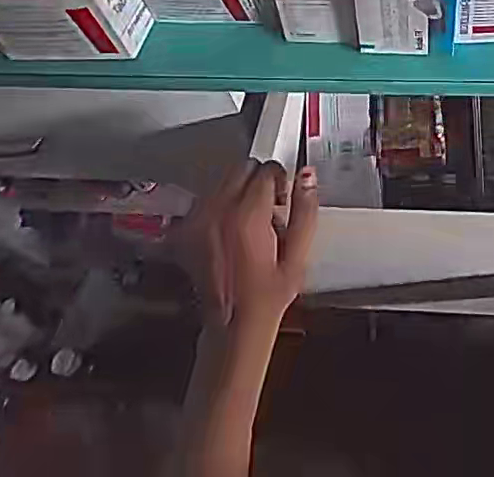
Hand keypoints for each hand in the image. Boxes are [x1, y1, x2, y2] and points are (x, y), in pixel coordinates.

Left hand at [180, 161, 318, 329]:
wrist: (231, 326)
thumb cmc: (269, 294)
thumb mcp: (298, 256)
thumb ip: (305, 211)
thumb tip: (307, 175)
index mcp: (248, 215)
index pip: (267, 170)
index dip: (281, 182)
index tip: (283, 201)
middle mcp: (219, 211)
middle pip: (243, 168)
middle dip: (259, 181)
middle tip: (268, 209)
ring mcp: (198, 220)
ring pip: (224, 180)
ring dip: (240, 191)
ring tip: (249, 222)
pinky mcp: (185, 229)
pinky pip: (208, 198)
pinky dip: (221, 204)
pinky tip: (230, 230)